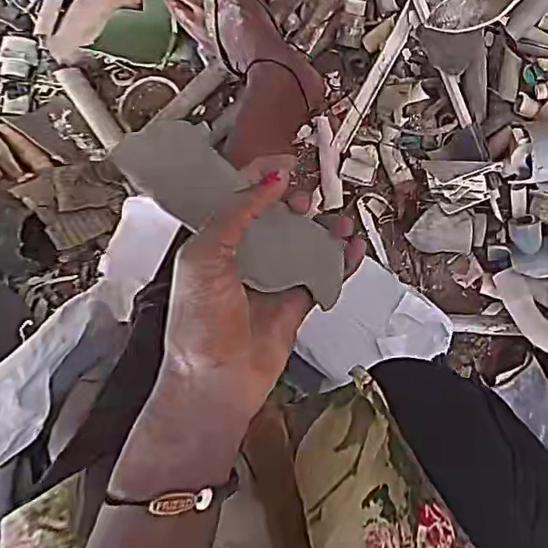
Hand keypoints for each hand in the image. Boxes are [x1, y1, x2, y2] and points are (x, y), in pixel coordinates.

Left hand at [159, 156, 363, 425]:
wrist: (215, 382)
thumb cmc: (196, 327)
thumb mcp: (205, 257)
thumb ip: (235, 215)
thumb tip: (267, 182)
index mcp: (216, 242)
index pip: (240, 197)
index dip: (262, 177)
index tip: (284, 166)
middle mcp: (246, 256)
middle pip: (280, 217)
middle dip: (298, 202)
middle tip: (308, 198)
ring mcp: (273, 278)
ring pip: (306, 242)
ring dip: (326, 229)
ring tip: (339, 221)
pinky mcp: (295, 300)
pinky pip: (323, 273)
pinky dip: (342, 260)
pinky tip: (351, 248)